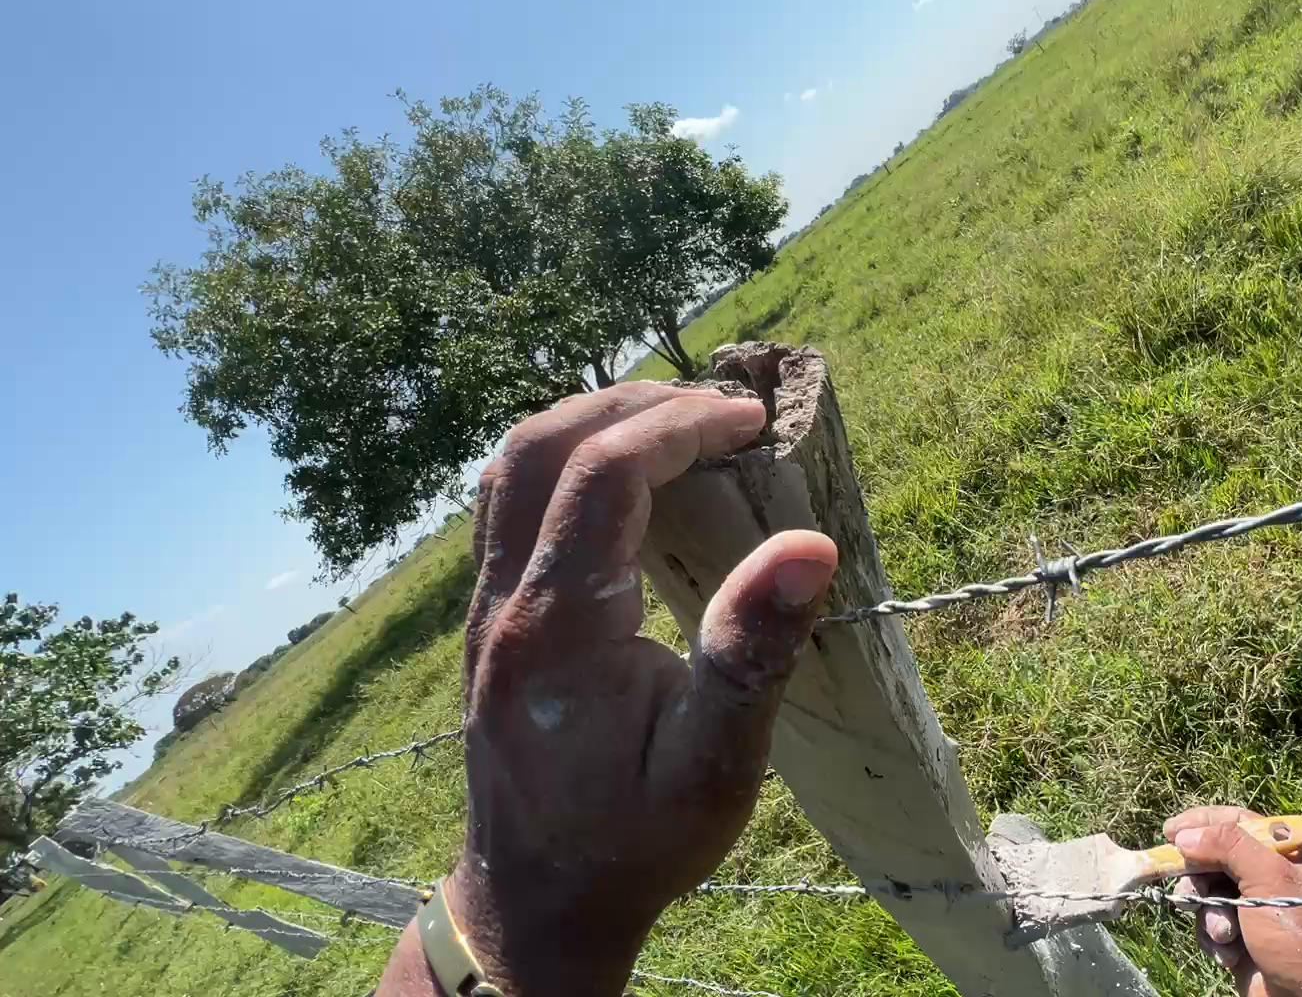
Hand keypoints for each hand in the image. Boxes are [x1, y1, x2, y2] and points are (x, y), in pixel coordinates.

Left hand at [377, 382, 838, 996]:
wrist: (540, 901)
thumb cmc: (638, 837)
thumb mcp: (715, 762)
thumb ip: (754, 651)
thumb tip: (811, 546)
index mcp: (560, 627)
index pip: (605, 473)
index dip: (681, 426)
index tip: (752, 423)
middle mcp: (505, 601)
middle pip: (543, 445)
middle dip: (639, 405)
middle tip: (722, 411)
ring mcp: (485, 605)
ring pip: (514, 463)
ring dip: (597, 419)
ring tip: (679, 420)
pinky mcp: (492, 614)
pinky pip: (513, 497)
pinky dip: (573, 454)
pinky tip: (627, 472)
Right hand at [1165, 807, 1301, 996]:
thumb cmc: (1301, 939)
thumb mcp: (1271, 880)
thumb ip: (1229, 846)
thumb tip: (1184, 836)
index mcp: (1286, 855)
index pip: (1237, 822)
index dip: (1202, 823)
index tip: (1170, 833)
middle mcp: (1269, 877)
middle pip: (1214, 857)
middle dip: (1199, 877)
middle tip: (1189, 891)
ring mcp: (1253, 909)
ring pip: (1207, 892)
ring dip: (1208, 913)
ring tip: (1223, 935)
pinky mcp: (1241, 939)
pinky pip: (1209, 923)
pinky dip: (1212, 938)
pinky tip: (1227, 954)